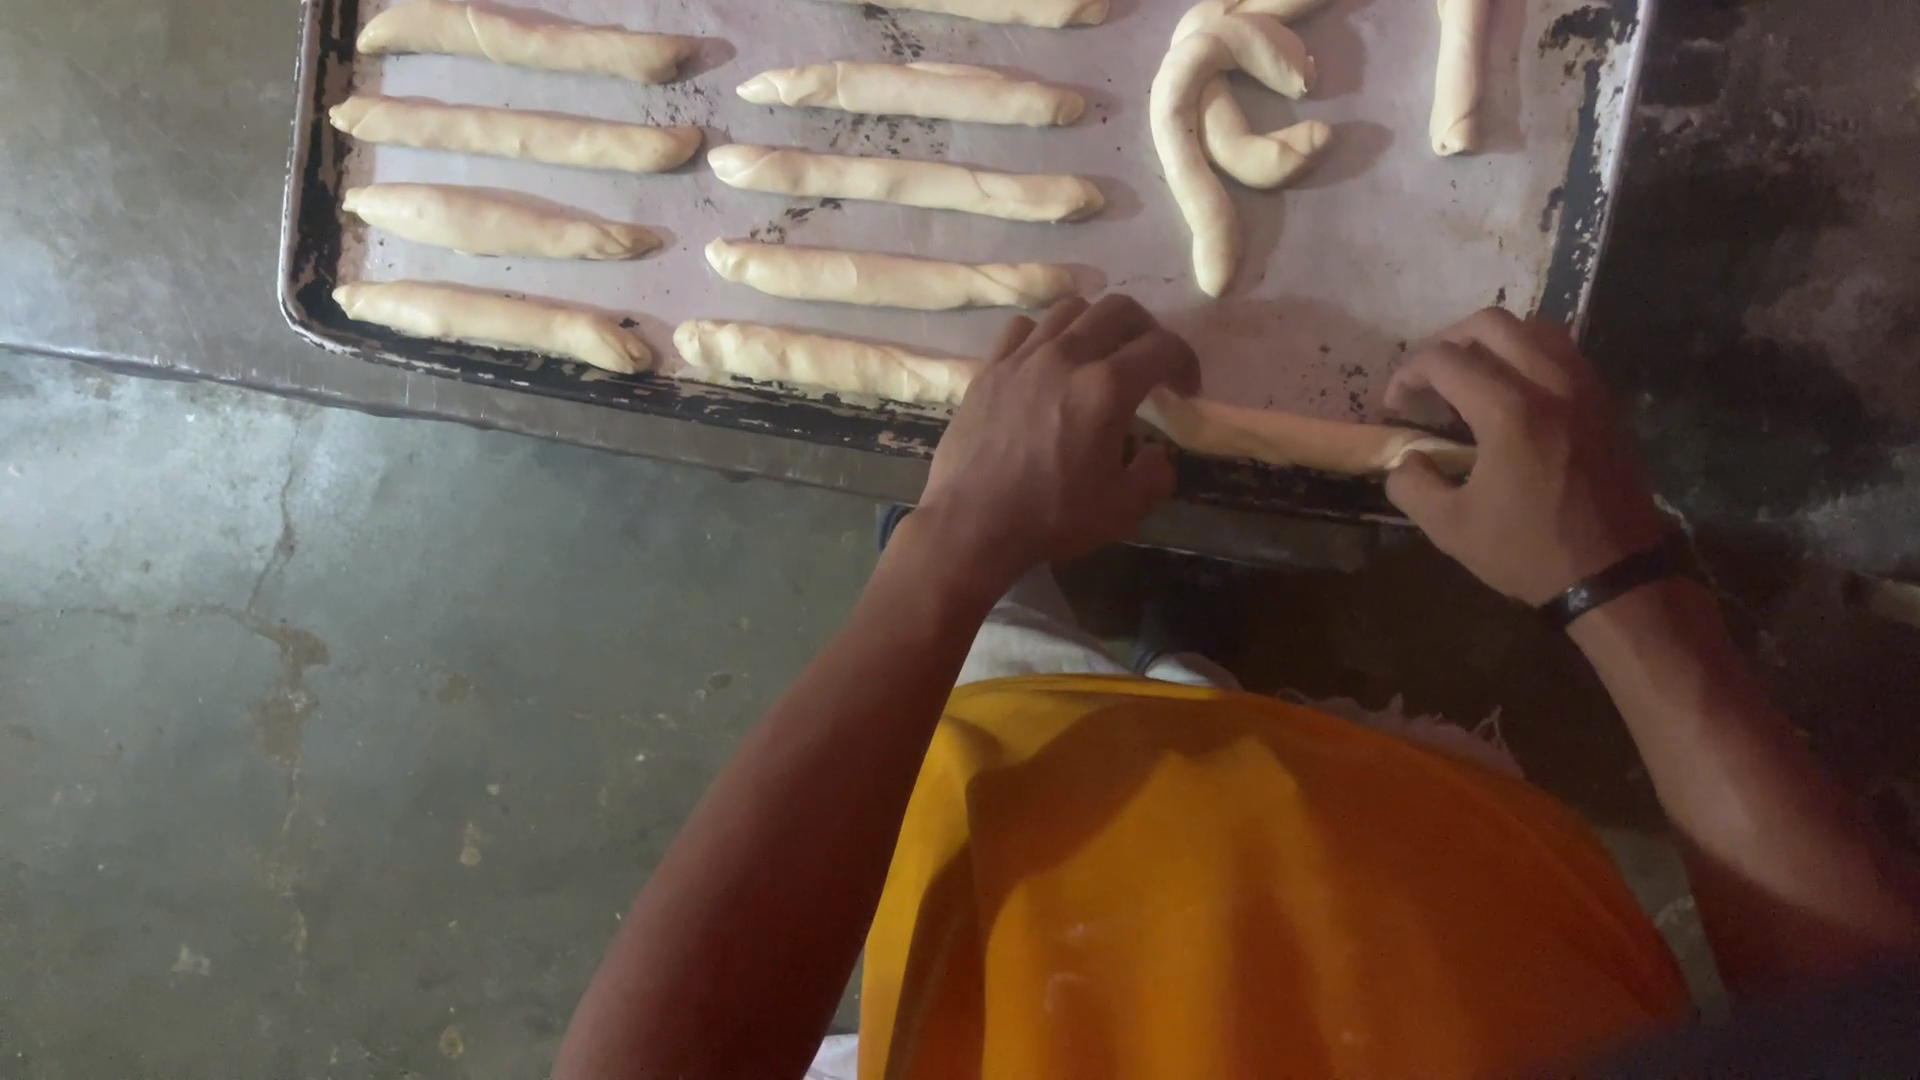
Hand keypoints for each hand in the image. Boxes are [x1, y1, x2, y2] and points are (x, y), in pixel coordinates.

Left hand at [913, 295, 1198, 586]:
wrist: (971, 524)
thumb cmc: (1050, 519)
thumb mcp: (1121, 511)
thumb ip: (1154, 475)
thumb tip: (1157, 453)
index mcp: (1106, 388)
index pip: (1162, 348)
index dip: (1186, 362)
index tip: (1185, 390)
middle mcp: (1066, 357)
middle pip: (1118, 310)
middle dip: (1146, 330)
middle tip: (1147, 363)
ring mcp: (1022, 358)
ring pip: (1069, 310)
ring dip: (1095, 326)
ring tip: (1097, 356)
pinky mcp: (988, 369)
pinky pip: (1022, 328)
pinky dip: (1044, 334)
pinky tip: (1045, 362)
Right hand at [1385, 308, 1665, 604]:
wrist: (1614, 573)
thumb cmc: (1525, 550)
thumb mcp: (1446, 526)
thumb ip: (1410, 482)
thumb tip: (1408, 459)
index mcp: (1509, 413)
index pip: (1445, 360)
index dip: (1407, 375)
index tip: (1394, 405)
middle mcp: (1552, 385)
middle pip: (1491, 324)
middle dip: (1445, 343)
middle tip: (1426, 379)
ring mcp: (1586, 388)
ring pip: (1534, 328)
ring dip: (1489, 343)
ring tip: (1465, 378)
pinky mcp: (1604, 401)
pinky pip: (1561, 351)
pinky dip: (1524, 355)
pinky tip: (1505, 392)